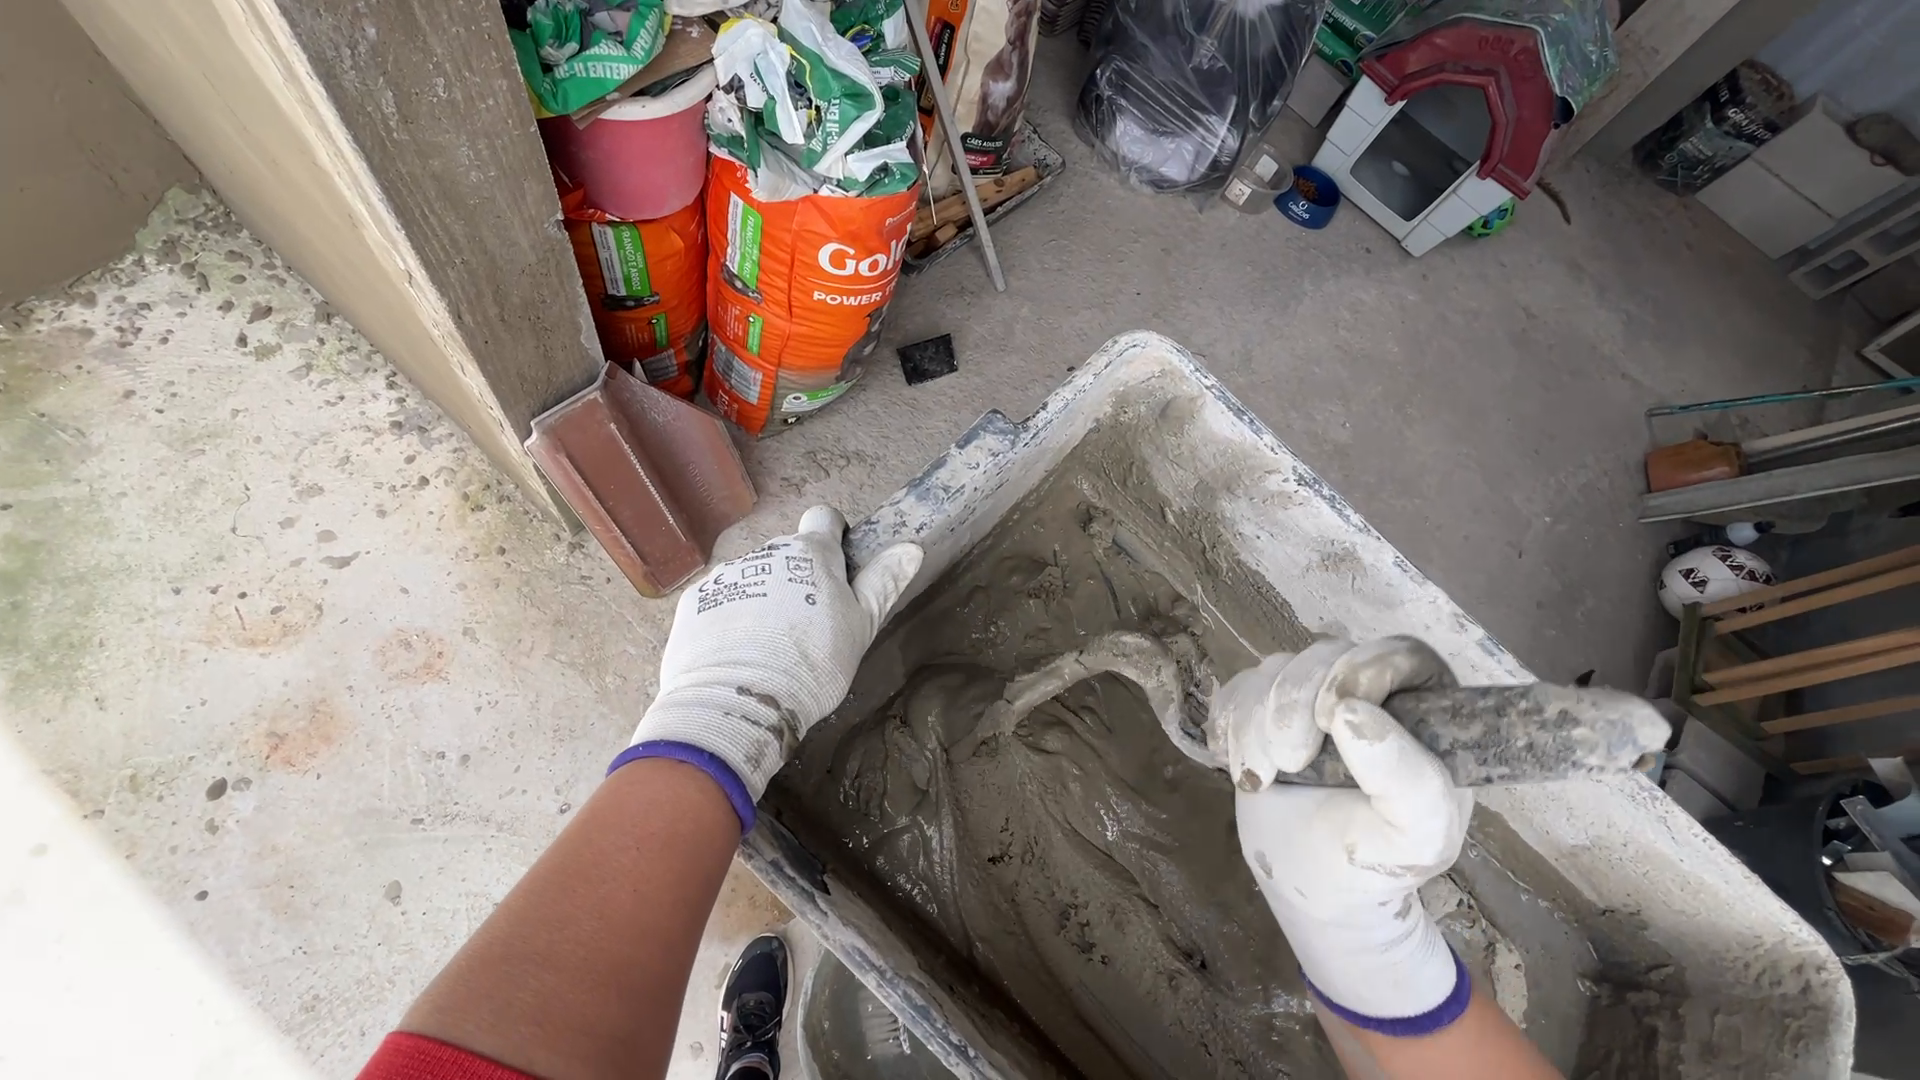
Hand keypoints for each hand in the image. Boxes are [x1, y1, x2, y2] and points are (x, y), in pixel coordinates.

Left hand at [621, 507, 922, 827]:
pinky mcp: (695, 600)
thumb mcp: (861, 626)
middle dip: (796, 576)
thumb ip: (883, 583)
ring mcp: (727, 574)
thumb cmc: (814, 663)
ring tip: (767, 643)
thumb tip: (911, 547)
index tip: (836, 571)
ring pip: (754, 576)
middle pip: (787, 552)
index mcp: (811, 553)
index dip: (832, 538)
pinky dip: (731, 616)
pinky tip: (737, 651)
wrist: (738, 701)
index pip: (824, 518)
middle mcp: (767, 551)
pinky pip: (721, 598)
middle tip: (805, 623)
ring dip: (763, 596)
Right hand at [1227, 639, 1473, 1033]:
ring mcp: (1308, 695)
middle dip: (1293, 704)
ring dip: (1255, 722)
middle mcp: (1366, 690)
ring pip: (1274, 669)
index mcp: (1423, 710)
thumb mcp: (1413, 837)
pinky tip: (1241, 765)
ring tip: (1263, 777)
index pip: (1397, 654)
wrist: (1311, 883)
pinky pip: (1237, 688)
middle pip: (1325, 655)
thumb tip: (1351, 712)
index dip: (1360, 672)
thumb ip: (1406, 779)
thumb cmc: (1374, 863)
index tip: (1331, 719)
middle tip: (1289, 763)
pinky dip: (1229, 724)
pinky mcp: (1262, 706)